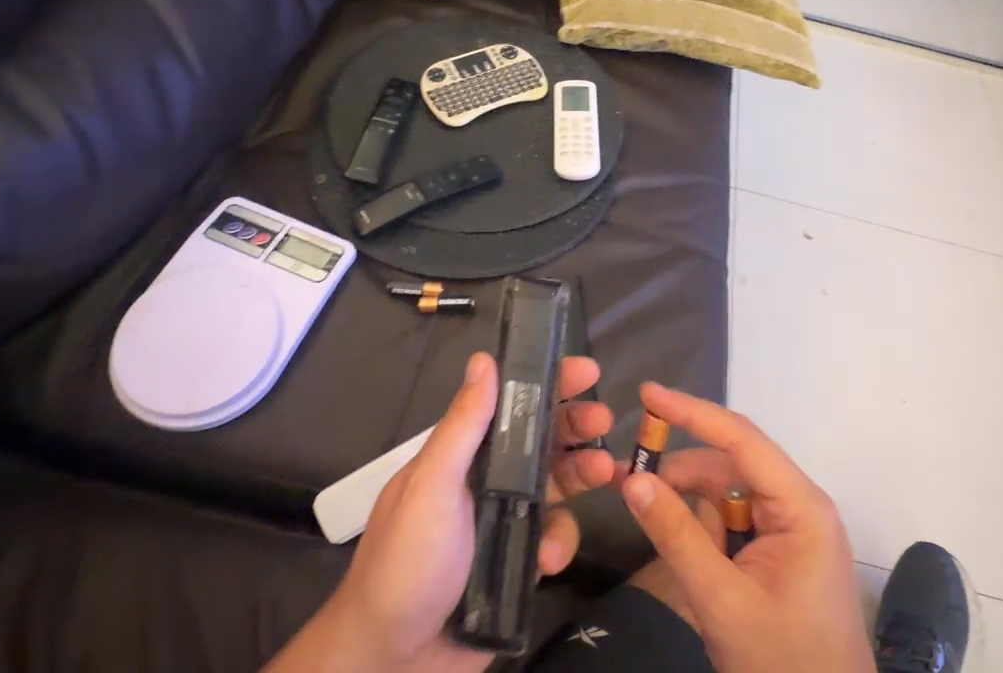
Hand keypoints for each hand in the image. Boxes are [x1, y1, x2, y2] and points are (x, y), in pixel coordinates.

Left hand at [268, 352, 614, 671]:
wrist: (395, 657)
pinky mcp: (518, 564)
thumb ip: (462, 426)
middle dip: (575, 427)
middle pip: (541, 442)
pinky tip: (547, 560)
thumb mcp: (432, 487)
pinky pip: (553, 540)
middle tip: (604, 420)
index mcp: (462, 456)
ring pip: (556, 487)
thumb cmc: (408, 561)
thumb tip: (484, 359)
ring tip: (607, 475)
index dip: (546, 386)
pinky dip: (558, 544)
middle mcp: (485, 483)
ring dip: (583, 476)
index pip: (508, 407)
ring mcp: (503, 523)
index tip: (584, 370)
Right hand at [621, 383, 874, 672]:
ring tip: (650, 518)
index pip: (740, 439)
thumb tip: (632, 480)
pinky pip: (734, 521)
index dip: (691, 412)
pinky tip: (686, 550)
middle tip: (628, 478)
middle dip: (681, 469)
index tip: (646, 394)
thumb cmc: (783, 660)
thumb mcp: (721, 599)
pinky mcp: (780, 552)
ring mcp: (791, 530)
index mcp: (800, 506)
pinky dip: (704, 528)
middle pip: (731, 464)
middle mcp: (799, 505)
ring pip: (728, 493)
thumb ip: (676, 535)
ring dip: (690, 502)